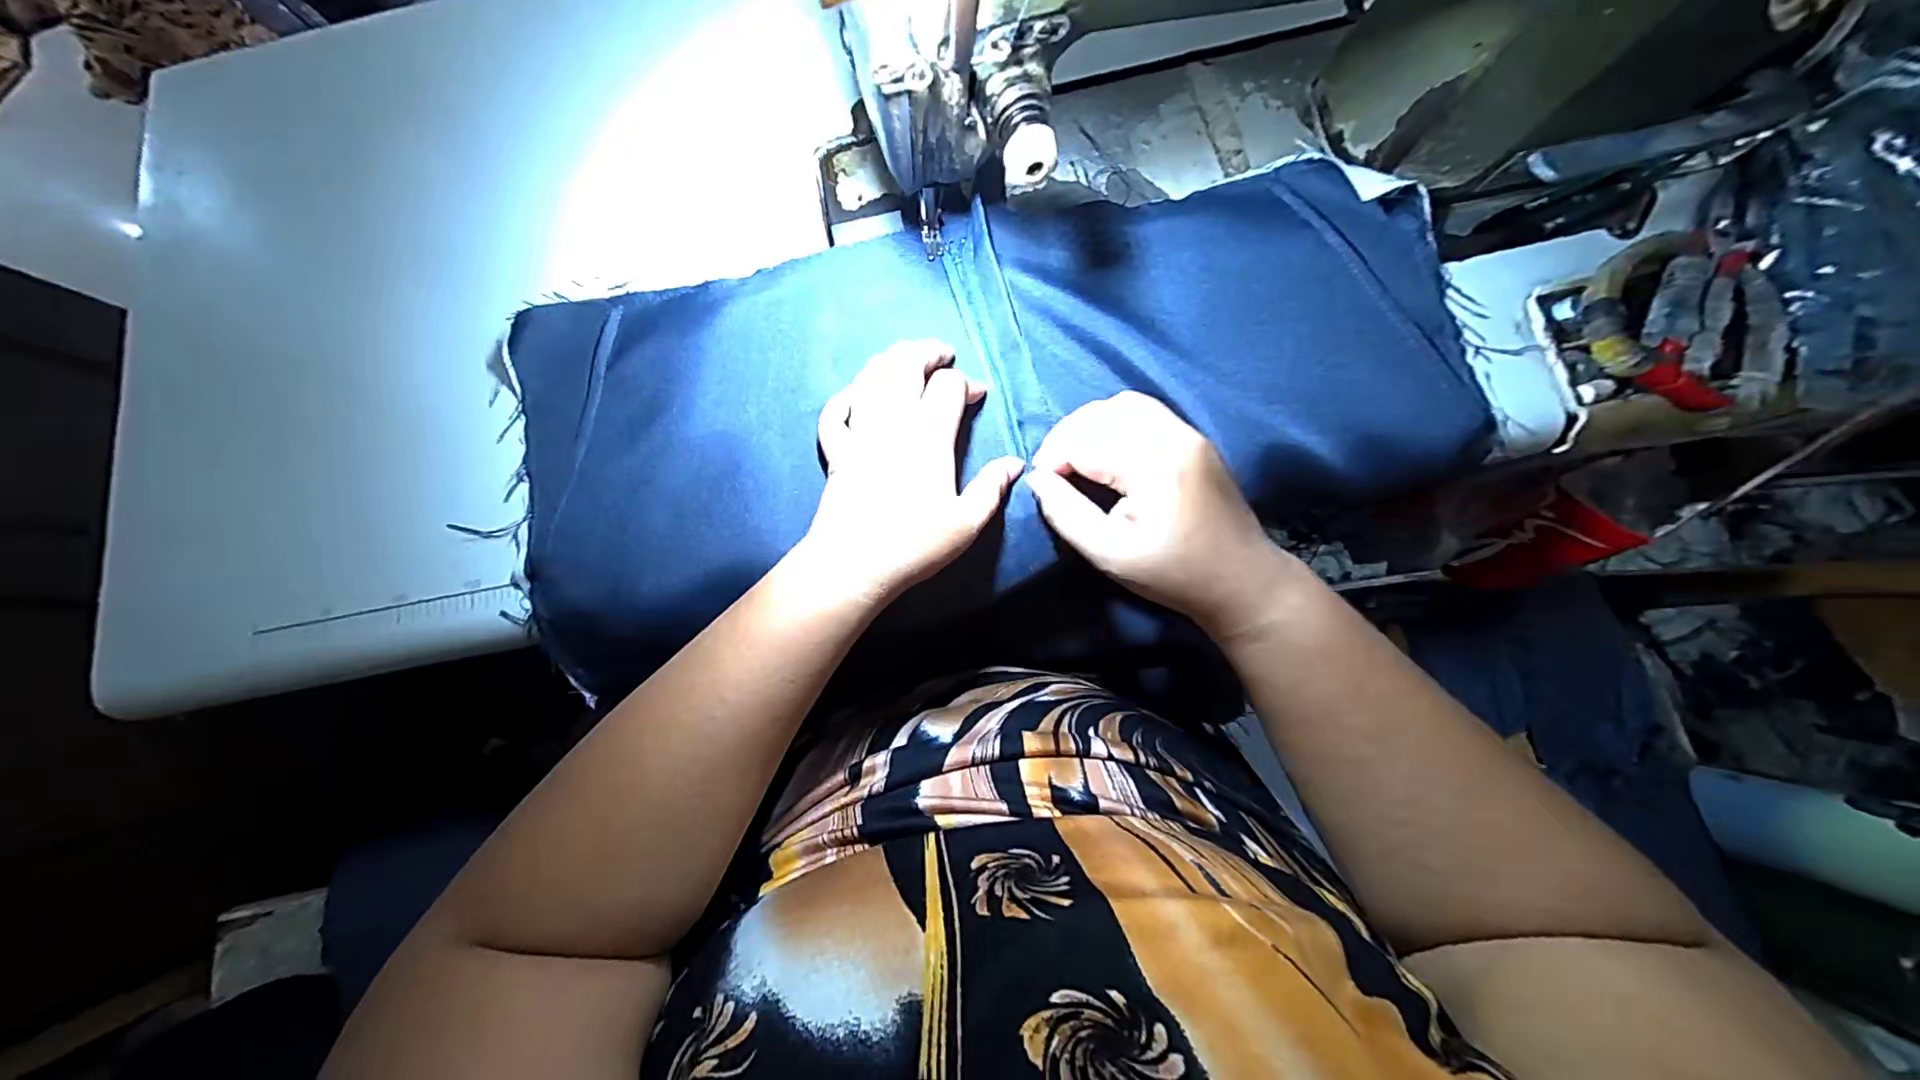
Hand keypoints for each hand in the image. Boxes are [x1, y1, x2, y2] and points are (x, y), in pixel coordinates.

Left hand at [797, 340, 1023, 602]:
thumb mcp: (966, 523)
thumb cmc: (914, 545)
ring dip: (890, 360)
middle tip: (942, 355)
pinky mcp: (836, 450)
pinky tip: (857, 394)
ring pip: (871, 377)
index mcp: (930, 437)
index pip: (948, 385)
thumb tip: (1016, 463)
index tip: (977, 394)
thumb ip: (992, 488)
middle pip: (905, 364)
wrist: (853, 564)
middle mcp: (893, 423)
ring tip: (906, 360)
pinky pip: (835, 410)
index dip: (966, 382)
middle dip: (926, 351)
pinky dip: (846, 395)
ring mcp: (859, 432)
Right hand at [1025, 391, 1308, 640]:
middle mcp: (1173, 438)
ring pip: (1124, 404)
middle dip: (1066, 436)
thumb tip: (1037, 479)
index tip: (1043, 485)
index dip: (1052, 458)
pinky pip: (1146, 411)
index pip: (1084, 440)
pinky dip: (1116, 421)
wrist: (1242, 579)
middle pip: (1101, 413)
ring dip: (1090, 424)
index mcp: (1152, 467)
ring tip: (1076, 457)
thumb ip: (1066, 514)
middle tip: (1053, 470)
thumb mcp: (1109, 554)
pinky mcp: (1195, 439)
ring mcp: (1189, 434)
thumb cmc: (1173, 574)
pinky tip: (1107, 451)